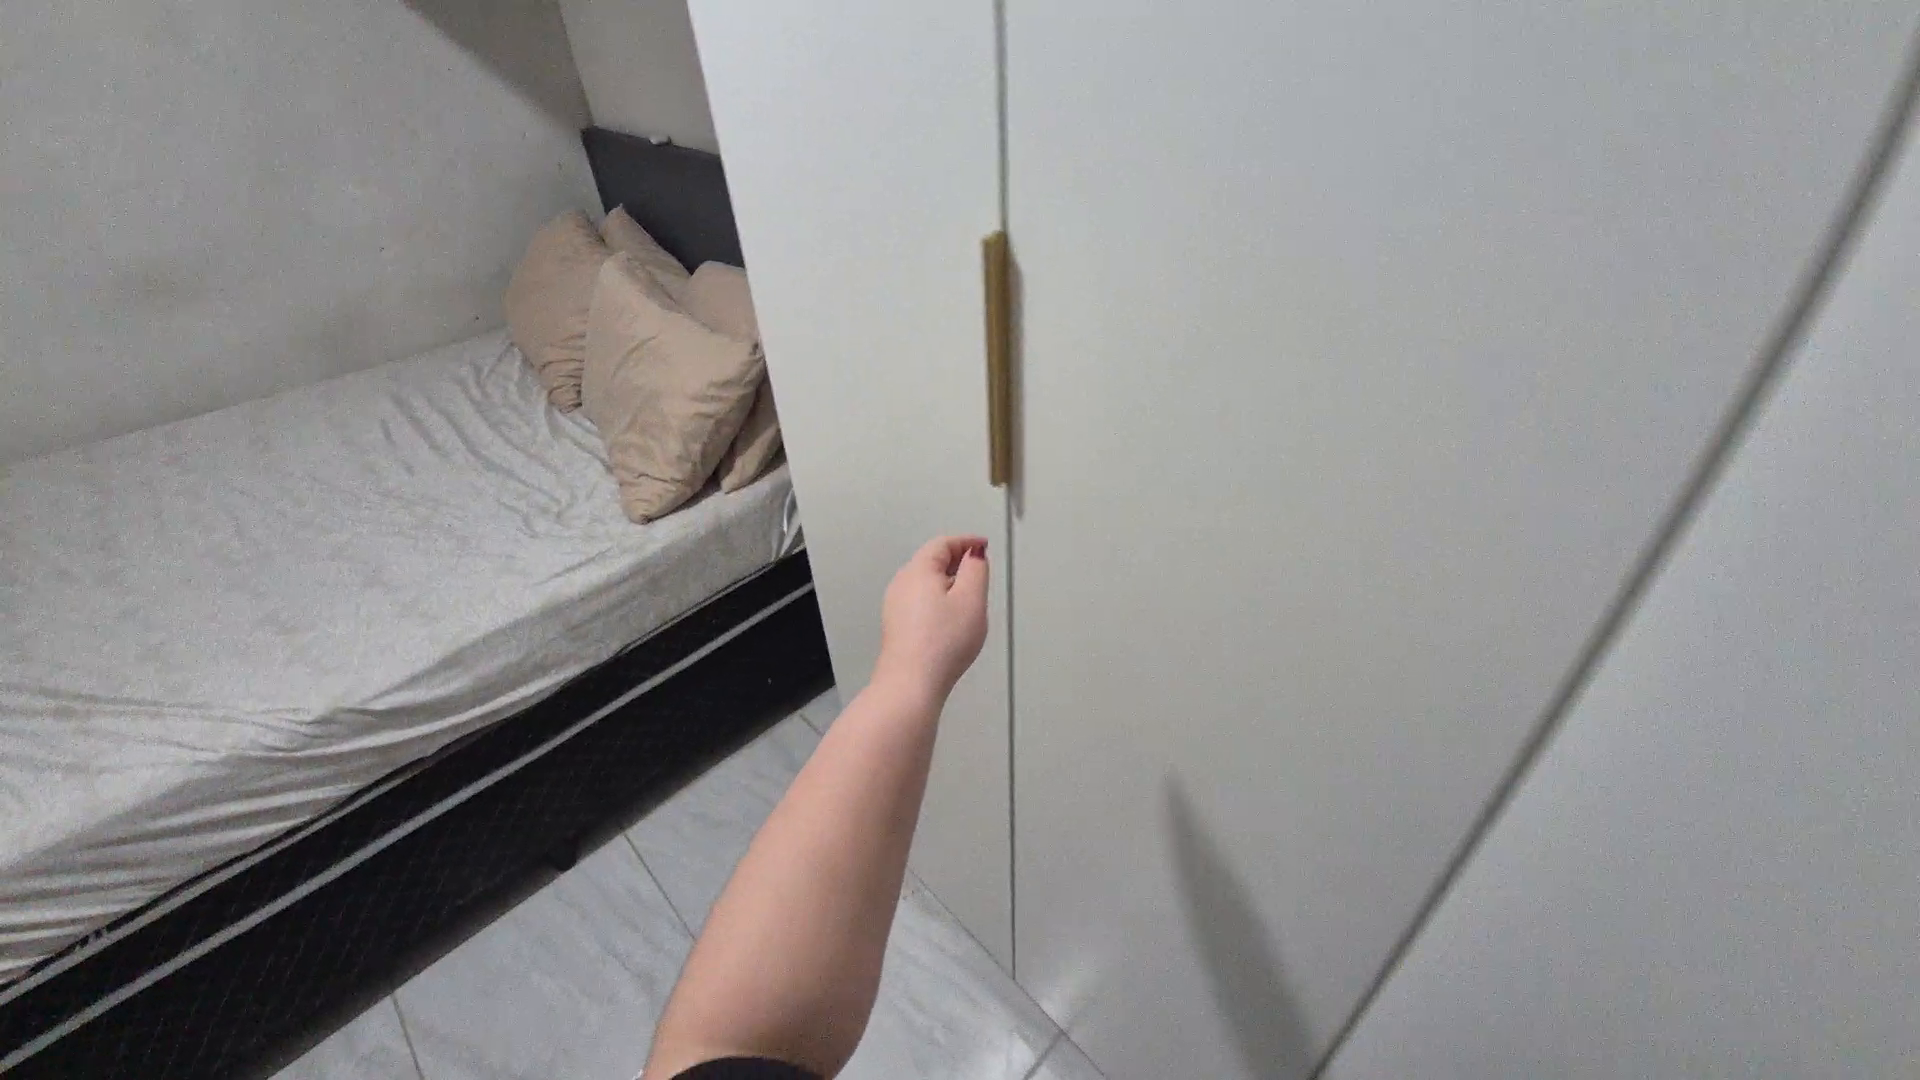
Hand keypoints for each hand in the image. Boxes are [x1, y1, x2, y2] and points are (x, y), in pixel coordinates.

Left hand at [871, 535, 989, 703]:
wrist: (911, 682)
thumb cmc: (945, 640)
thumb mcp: (971, 600)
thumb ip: (976, 570)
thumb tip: (974, 555)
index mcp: (919, 570)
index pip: (943, 543)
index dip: (966, 541)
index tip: (985, 546)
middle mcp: (901, 582)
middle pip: (931, 561)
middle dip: (957, 561)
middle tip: (980, 570)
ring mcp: (894, 604)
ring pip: (925, 582)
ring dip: (947, 581)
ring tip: (969, 596)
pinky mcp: (895, 625)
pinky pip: (919, 599)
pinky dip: (937, 598)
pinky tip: (950, 618)